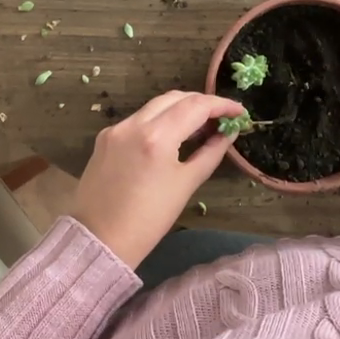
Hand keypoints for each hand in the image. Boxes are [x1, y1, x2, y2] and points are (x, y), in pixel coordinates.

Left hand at [70, 91, 241, 267]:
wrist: (99, 240)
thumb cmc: (149, 220)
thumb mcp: (186, 184)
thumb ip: (211, 153)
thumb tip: (228, 133)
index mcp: (156, 137)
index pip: (196, 106)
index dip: (222, 105)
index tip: (240, 112)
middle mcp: (133, 124)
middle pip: (175, 98)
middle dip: (201, 103)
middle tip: (221, 118)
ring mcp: (116, 129)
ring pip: (155, 106)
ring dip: (180, 109)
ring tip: (200, 127)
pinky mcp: (104, 138)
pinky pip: (138, 119)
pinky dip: (159, 121)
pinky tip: (172, 136)